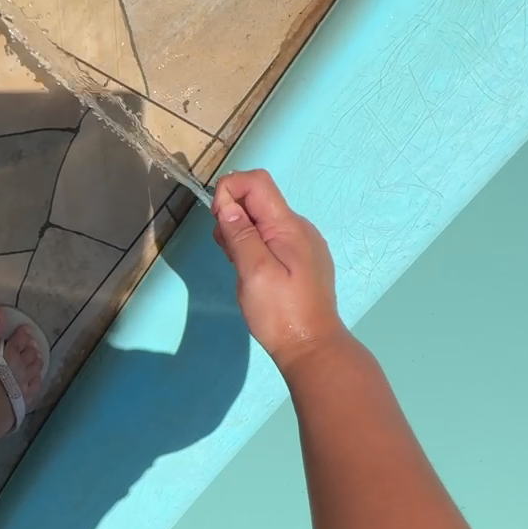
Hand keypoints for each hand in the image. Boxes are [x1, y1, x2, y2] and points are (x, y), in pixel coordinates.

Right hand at [210, 169, 349, 371]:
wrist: (311, 346)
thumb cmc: (280, 311)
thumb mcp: (254, 272)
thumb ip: (240, 235)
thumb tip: (226, 203)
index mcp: (288, 226)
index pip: (256, 182)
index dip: (229, 190)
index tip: (216, 220)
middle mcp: (297, 227)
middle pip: (258, 199)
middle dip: (231, 214)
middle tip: (226, 251)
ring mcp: (300, 244)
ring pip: (261, 221)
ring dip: (239, 233)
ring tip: (237, 265)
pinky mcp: (298, 260)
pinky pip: (269, 239)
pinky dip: (250, 246)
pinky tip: (249, 272)